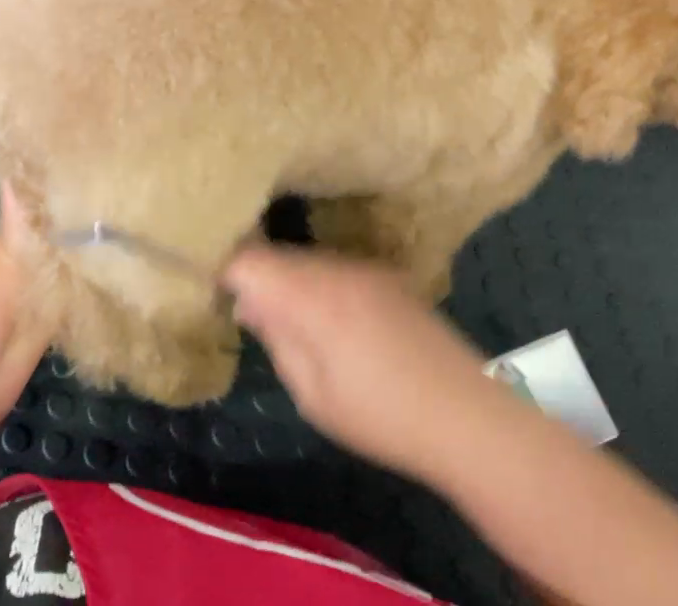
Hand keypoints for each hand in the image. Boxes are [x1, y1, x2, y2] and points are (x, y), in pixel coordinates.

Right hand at [222, 247, 517, 480]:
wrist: (475, 423)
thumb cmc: (382, 419)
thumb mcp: (311, 394)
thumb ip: (276, 339)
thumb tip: (248, 305)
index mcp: (312, 298)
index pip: (245, 261)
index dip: (217, 268)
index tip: (202, 285)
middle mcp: (336, 271)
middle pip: (273, 255)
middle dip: (251, 276)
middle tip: (240, 312)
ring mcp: (366, 271)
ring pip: (303, 260)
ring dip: (284, 280)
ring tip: (282, 320)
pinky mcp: (389, 280)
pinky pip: (332, 269)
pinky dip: (314, 284)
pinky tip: (324, 321)